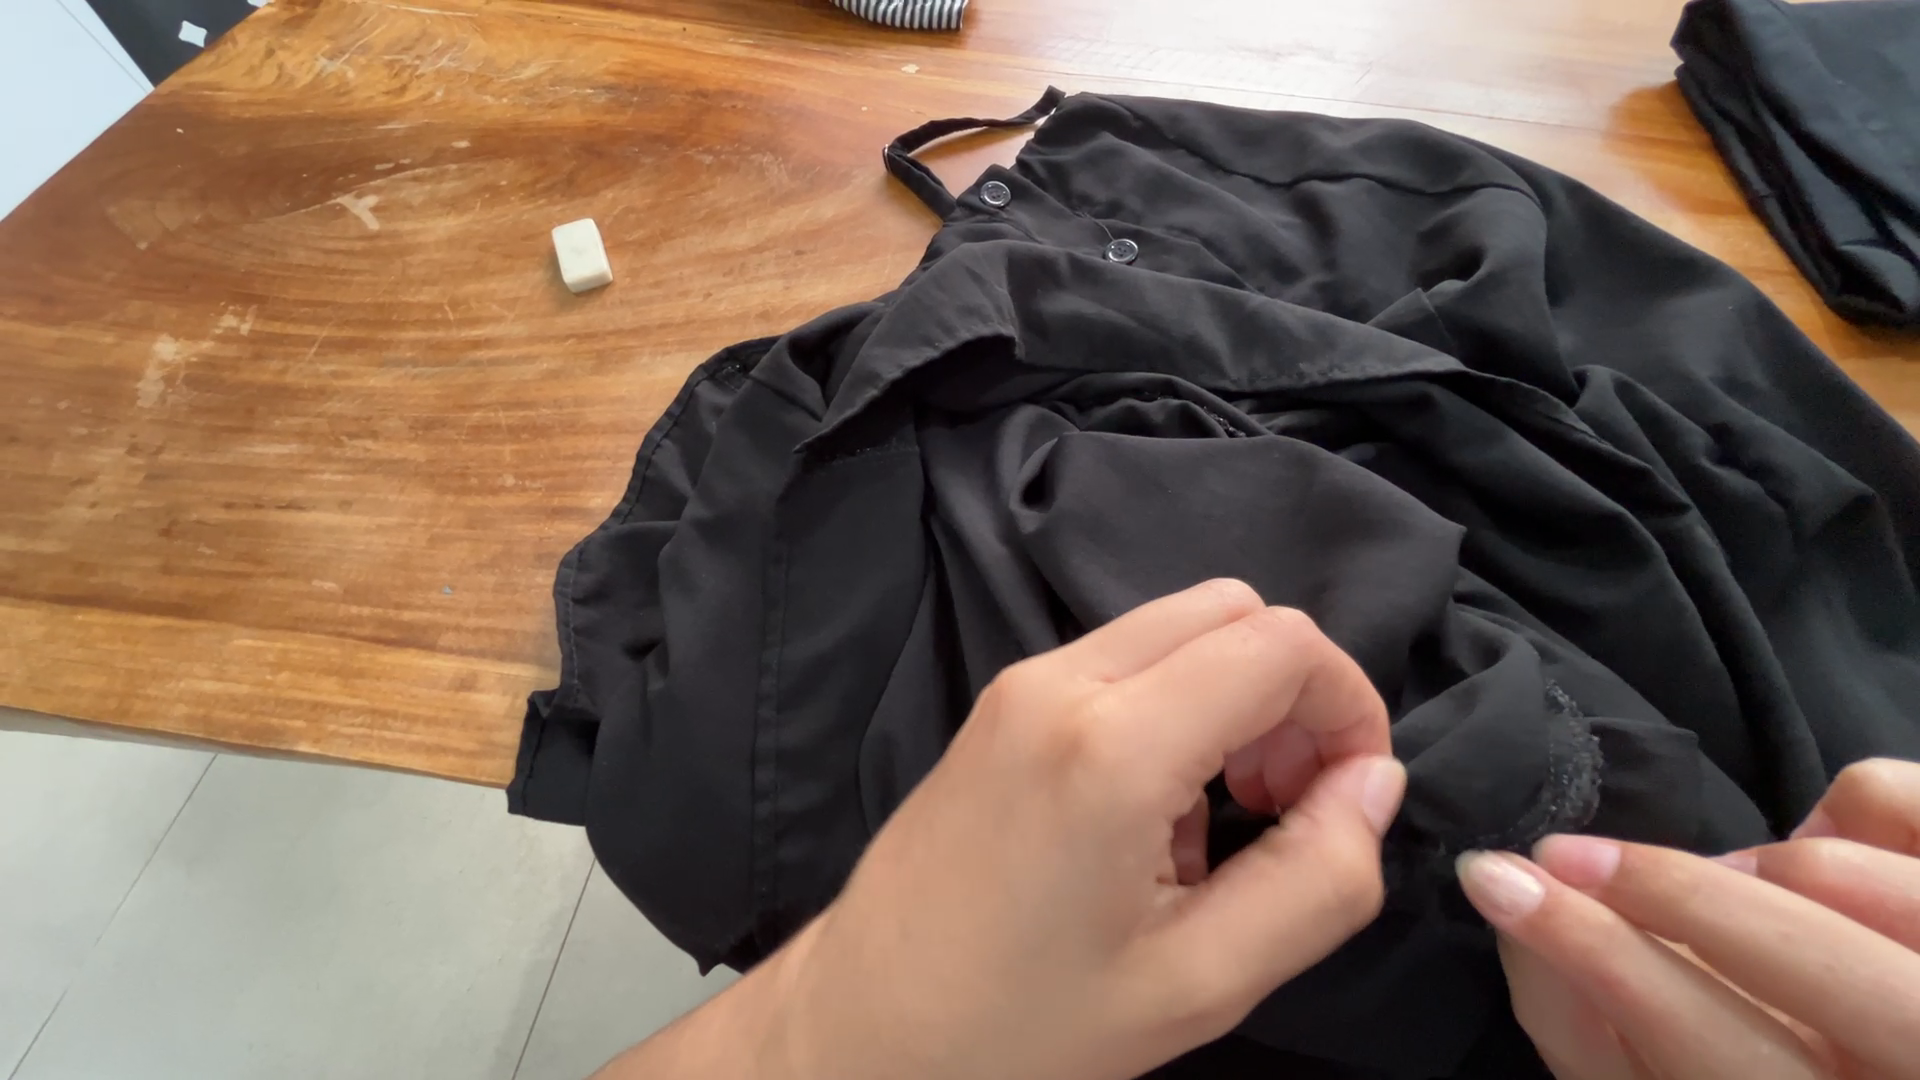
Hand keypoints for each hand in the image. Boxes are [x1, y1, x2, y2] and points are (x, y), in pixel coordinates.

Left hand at [597, 579, 1403, 1079]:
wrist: (867, 1012)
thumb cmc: (1024, 1021)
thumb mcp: (1199, 980)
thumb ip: (1318, 876)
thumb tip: (1372, 779)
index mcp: (1111, 742)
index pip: (1277, 643)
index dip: (1345, 701)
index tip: (1345, 790)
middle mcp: (1062, 678)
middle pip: (1229, 609)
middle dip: (1290, 688)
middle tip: (1282, 798)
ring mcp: (1025, 677)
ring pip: (1176, 624)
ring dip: (1232, 693)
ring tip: (1217, 811)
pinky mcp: (1006, 694)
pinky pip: (1123, 655)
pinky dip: (1175, 697)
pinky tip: (1154, 797)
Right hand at [1457, 758, 1919, 1079]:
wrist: (1870, 1043)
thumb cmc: (1728, 1057)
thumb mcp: (1633, 1070)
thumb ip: (1568, 1008)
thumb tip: (1504, 888)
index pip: (1722, 1056)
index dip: (1601, 956)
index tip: (1495, 878)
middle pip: (1825, 969)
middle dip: (1675, 893)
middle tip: (1573, 857)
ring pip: (1866, 881)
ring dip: (1767, 863)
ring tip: (1745, 883)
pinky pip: (1906, 804)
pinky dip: (1863, 799)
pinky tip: (1834, 837)